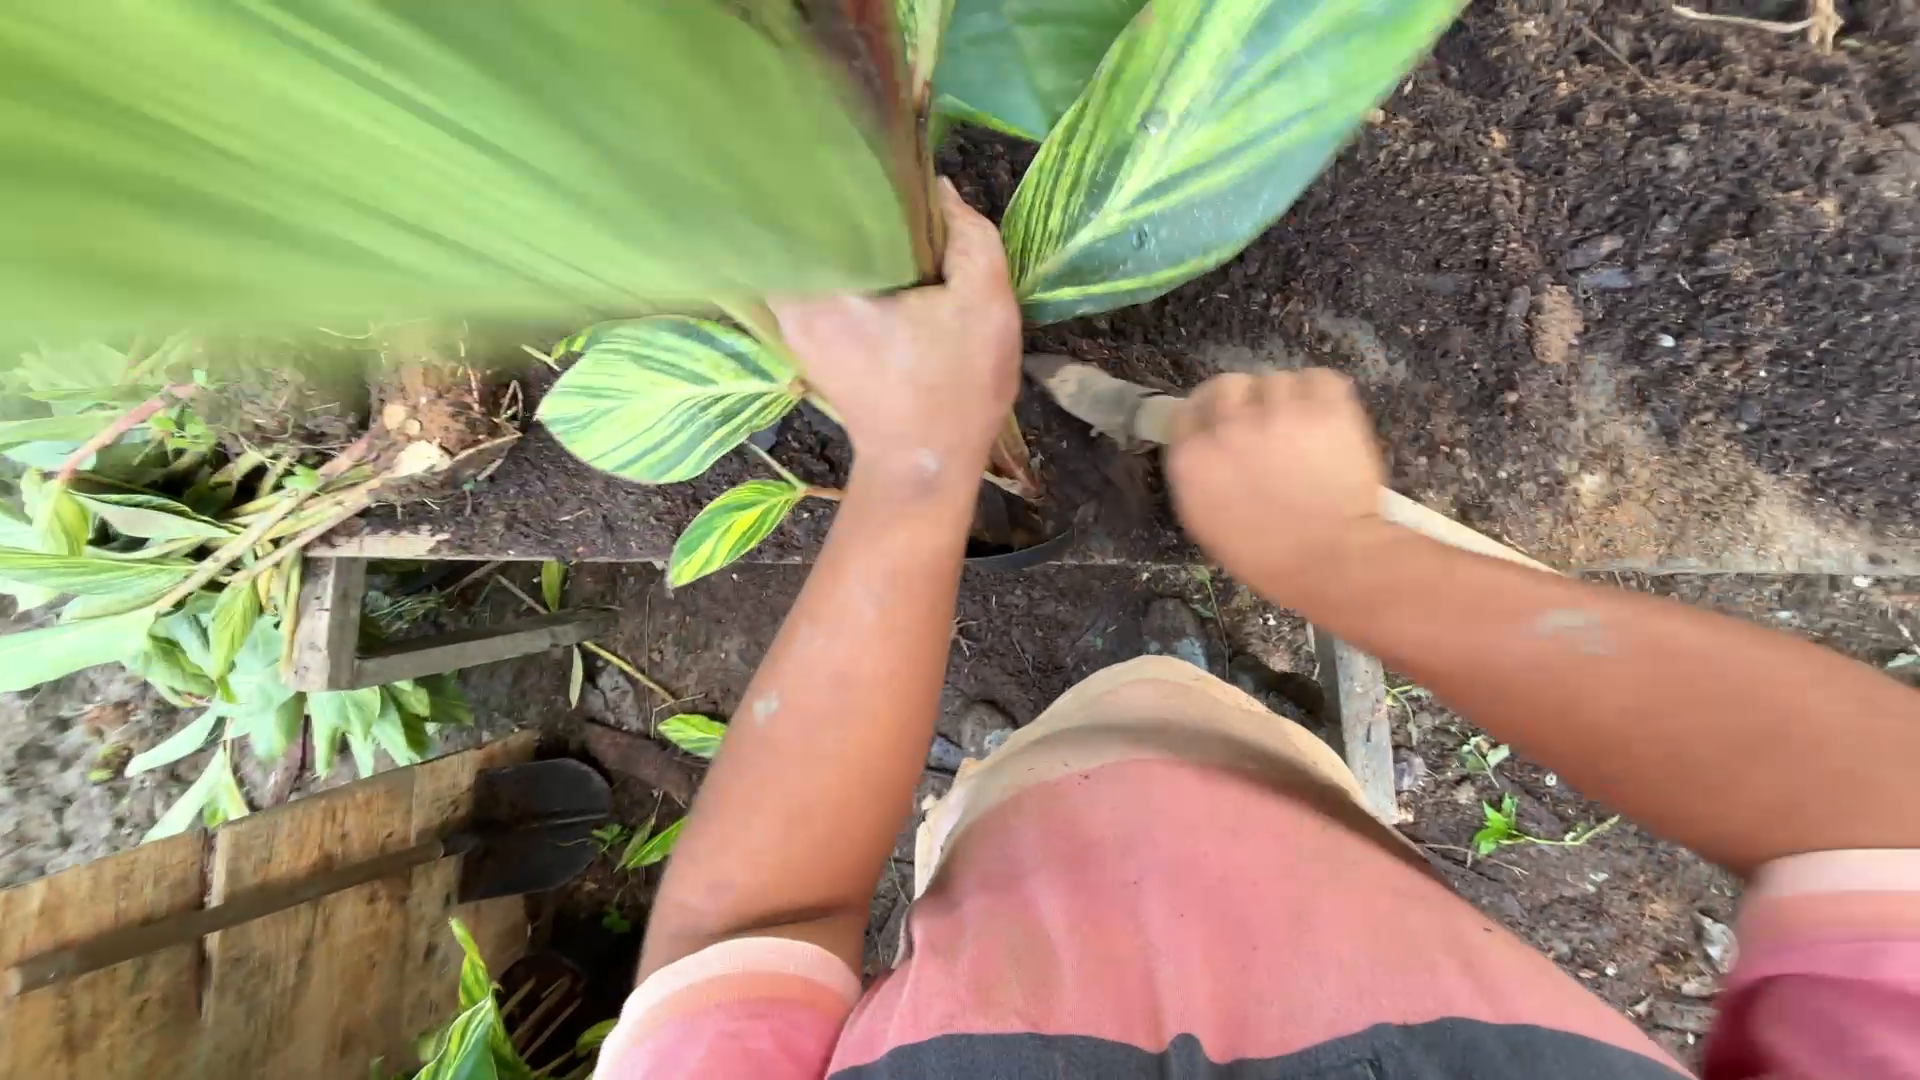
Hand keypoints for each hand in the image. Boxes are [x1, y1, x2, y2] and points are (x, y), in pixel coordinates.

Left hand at [771, 179, 1020, 491]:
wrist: (926, 464)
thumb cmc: (956, 389)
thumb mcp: (985, 304)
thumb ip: (970, 235)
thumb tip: (941, 188)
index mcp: (825, 284)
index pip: (809, 194)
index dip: (841, 162)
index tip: (874, 146)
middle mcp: (792, 299)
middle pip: (806, 220)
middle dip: (843, 194)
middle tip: (886, 174)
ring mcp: (793, 322)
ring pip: (812, 250)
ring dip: (845, 231)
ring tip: (883, 210)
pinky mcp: (806, 339)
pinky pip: (816, 279)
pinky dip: (844, 263)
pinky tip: (877, 256)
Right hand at [1166, 369, 1385, 594]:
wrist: (1330, 557)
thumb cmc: (1263, 553)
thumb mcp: (1204, 520)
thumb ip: (1196, 476)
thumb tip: (1203, 449)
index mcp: (1192, 457)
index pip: (1187, 412)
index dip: (1204, 416)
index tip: (1217, 424)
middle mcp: (1228, 426)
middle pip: (1225, 385)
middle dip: (1239, 400)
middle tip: (1258, 420)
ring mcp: (1278, 412)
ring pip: (1274, 380)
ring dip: (1282, 399)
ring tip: (1297, 426)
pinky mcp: (1326, 407)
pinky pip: (1317, 377)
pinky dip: (1318, 391)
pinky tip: (1321, 416)